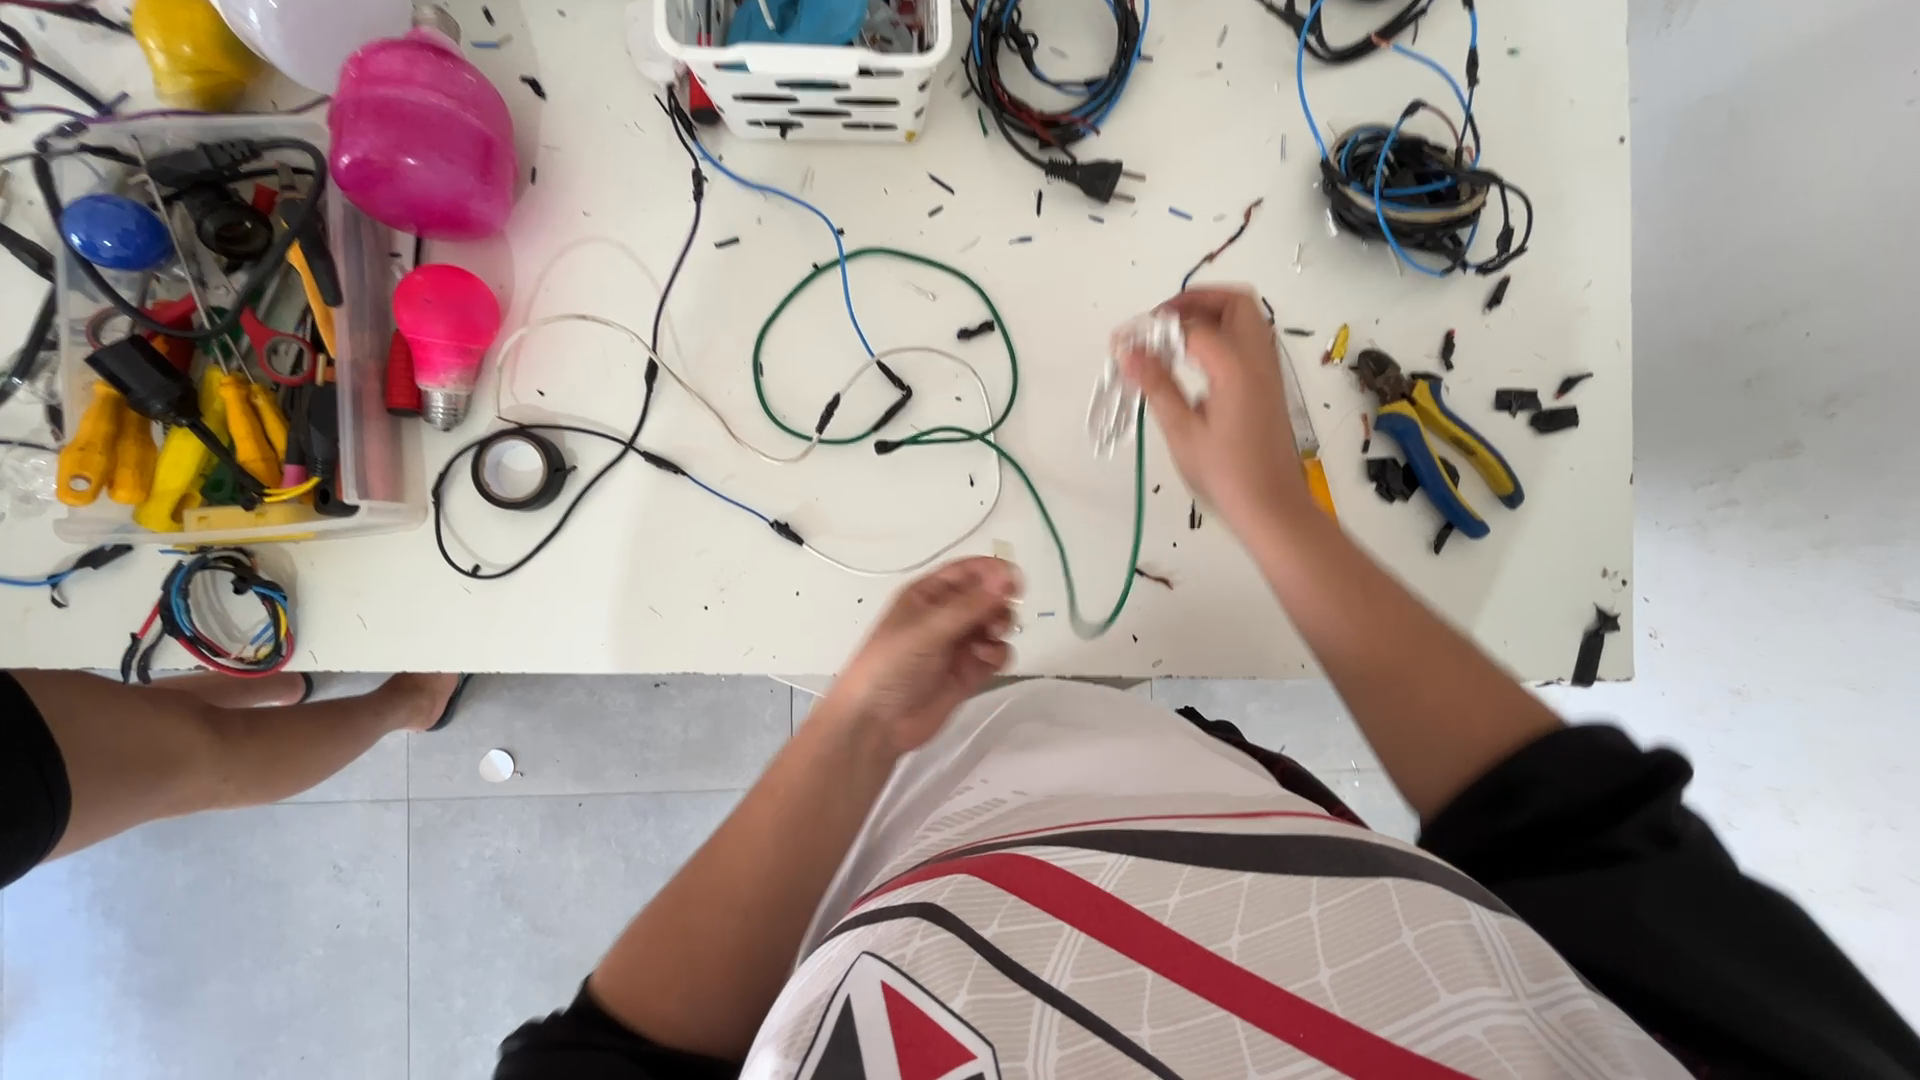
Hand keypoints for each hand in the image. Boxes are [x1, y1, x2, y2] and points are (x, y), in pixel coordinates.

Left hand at [818, 557, 1019, 757]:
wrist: (876, 723)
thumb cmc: (890, 666)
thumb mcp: (927, 629)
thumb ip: (969, 605)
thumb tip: (1006, 578)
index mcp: (927, 595)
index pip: (967, 572)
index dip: (992, 571)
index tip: (1014, 581)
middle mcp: (944, 616)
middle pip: (986, 596)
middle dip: (998, 602)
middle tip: (998, 618)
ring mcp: (958, 645)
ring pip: (994, 624)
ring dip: (1000, 627)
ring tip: (991, 638)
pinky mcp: (969, 672)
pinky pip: (995, 654)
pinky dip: (997, 654)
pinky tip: (985, 661)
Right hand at [1123, 286, 1310, 530]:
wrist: (1271, 506)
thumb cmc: (1224, 473)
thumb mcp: (1182, 431)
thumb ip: (1157, 385)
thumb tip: (1127, 351)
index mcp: (1235, 367)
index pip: (1191, 328)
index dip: (1153, 330)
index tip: (1123, 343)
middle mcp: (1258, 358)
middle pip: (1233, 302)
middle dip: (1193, 301)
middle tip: (1159, 323)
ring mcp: (1268, 370)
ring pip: (1246, 318)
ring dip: (1210, 315)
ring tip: (1172, 338)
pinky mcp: (1268, 384)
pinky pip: (1249, 340)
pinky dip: (1222, 335)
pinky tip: (1194, 362)